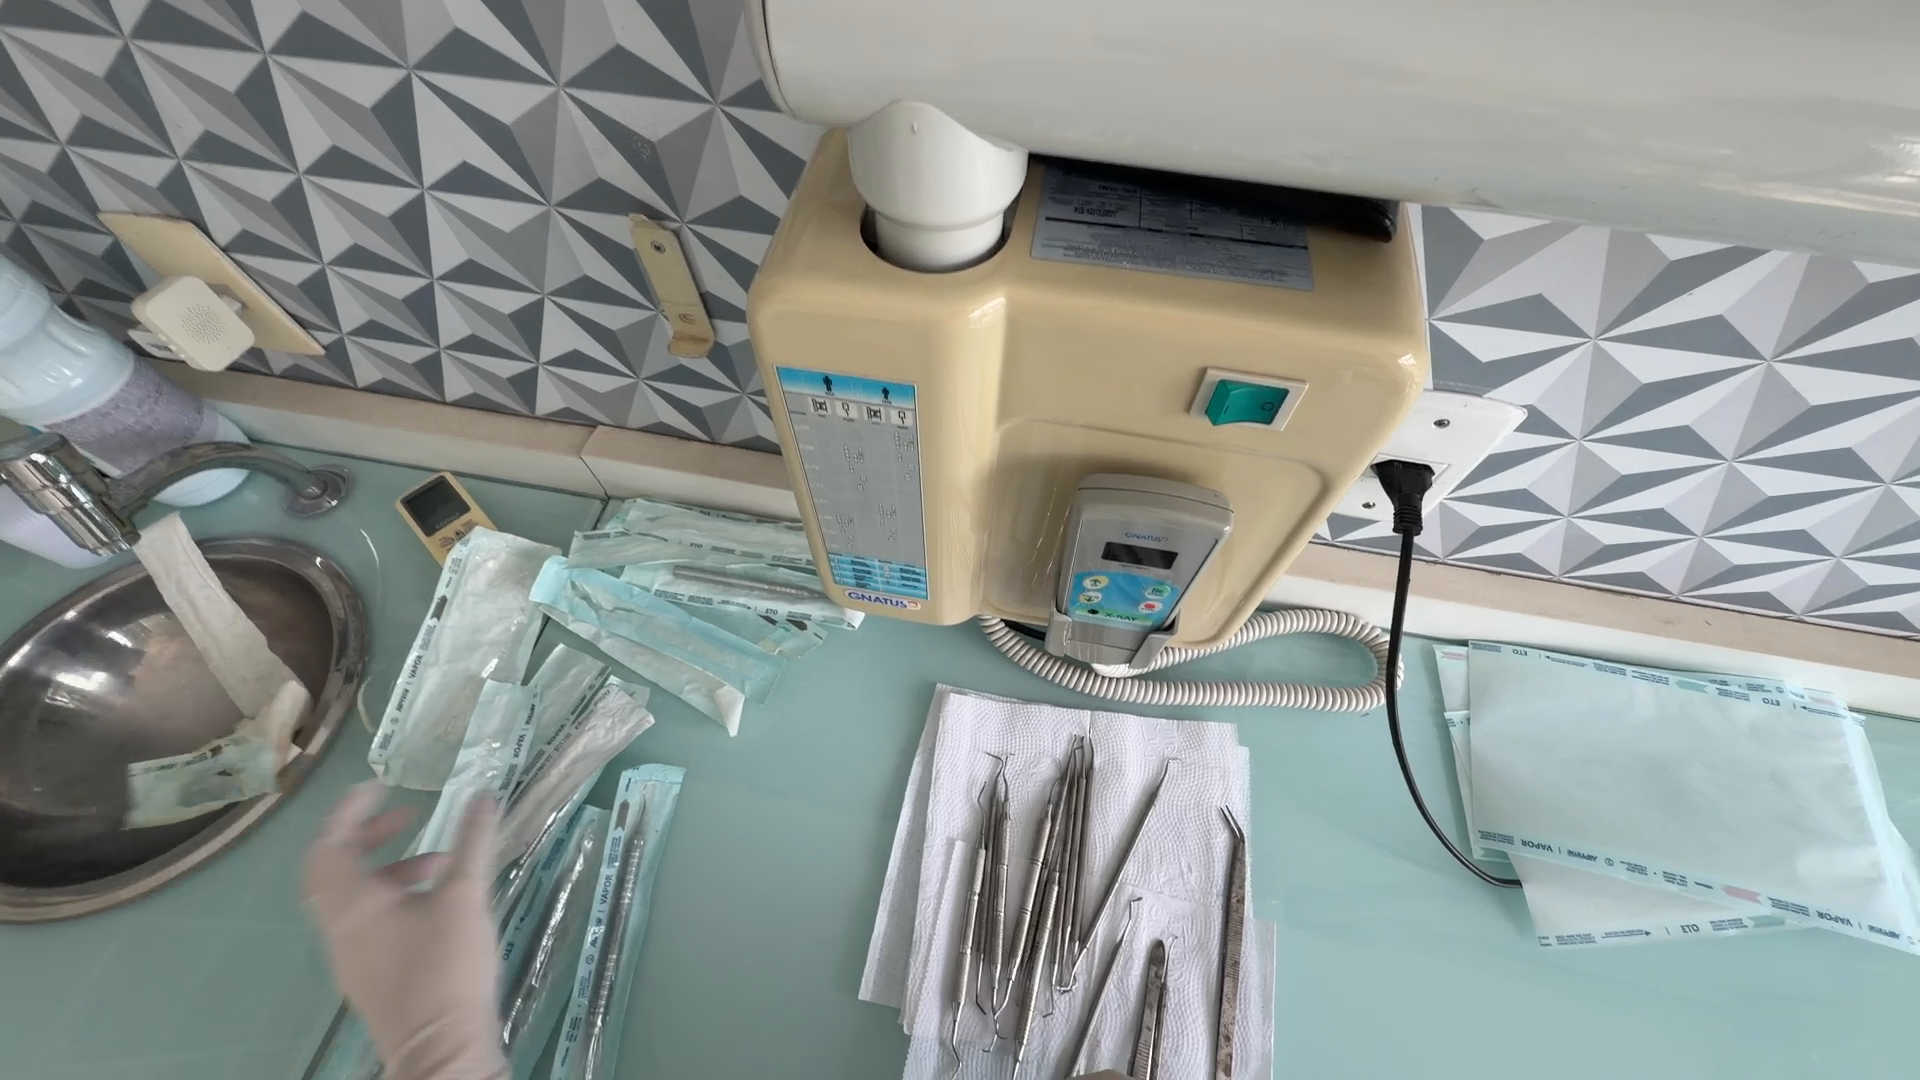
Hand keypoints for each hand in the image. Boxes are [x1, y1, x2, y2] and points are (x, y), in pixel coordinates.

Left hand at [303, 781, 508, 1079]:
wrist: (440, 1046)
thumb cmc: (446, 965)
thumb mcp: (466, 896)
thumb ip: (474, 843)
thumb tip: (484, 796)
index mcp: (354, 906)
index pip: (329, 848)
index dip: (348, 813)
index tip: (379, 786)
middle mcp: (342, 928)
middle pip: (335, 871)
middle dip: (369, 836)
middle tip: (408, 813)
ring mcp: (354, 954)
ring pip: (357, 895)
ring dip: (391, 865)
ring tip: (442, 859)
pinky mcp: (374, 970)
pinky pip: (371, 918)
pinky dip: (399, 893)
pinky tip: (442, 899)